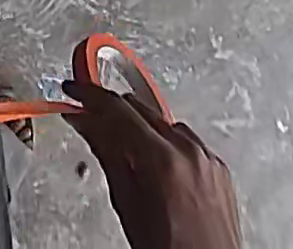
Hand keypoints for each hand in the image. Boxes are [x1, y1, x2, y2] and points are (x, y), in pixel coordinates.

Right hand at [62, 79, 240, 248]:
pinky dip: (164, 142)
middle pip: (138, 108)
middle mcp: (188, 152)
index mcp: (162, 160)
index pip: (117, 108)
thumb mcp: (126, 202)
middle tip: (90, 118)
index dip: (89, 95)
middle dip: (112, 111)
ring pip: (160, 120)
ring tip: (127, 150)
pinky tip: (155, 162)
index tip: (73, 89)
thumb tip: (83, 120)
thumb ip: (105, 152)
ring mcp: (207, 159)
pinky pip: (184, 139)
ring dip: (139, 126)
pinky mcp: (218, 168)